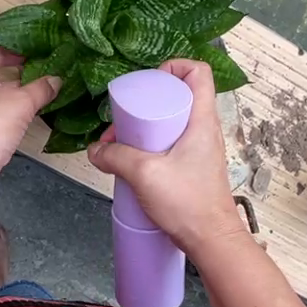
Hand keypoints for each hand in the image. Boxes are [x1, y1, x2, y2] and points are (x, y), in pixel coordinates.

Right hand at [87, 59, 249, 256]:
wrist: (211, 240)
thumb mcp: (145, 174)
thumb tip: (96, 150)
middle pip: (178, 96)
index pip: (198, 72)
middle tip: (126, 118)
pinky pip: (170, 144)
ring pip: (171, 122)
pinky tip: (133, 162)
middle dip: (148, 101)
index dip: (174, 66)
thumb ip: (115, 157)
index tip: (148, 80)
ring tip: (123, 144)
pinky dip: (150, 146)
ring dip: (146, 128)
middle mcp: (204, 130)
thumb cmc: (189, 204)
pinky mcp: (192, 167)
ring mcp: (199, 149)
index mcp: (202, 120)